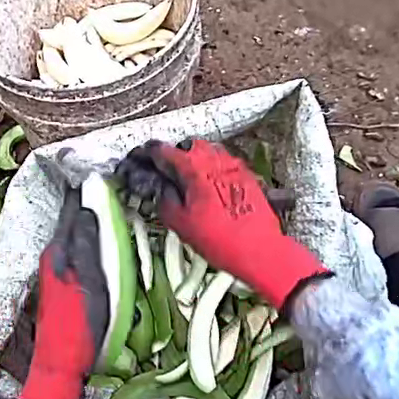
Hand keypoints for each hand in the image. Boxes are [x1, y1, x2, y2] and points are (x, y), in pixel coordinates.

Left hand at [11, 187, 112, 398]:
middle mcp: (51, 255)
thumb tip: (86, 206)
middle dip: (84, 200)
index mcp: (59, 250)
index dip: (84, 189)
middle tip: (105, 182)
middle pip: (69, 219)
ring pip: (70, 233)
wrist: (57, 364)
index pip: (71, 209)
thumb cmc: (80, 324)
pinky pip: (71, 248)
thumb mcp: (92, 283)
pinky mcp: (56, 281)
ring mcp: (51, 269)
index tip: (99, 170)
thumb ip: (88, 244)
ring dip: (84, 218)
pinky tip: (96, 237)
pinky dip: (82, 236)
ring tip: (104, 203)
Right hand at [115, 139, 328, 308]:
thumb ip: (164, 198)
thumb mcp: (179, 222)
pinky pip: (222, 164)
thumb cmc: (217, 238)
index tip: (138, 158)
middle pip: (187, 146)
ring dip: (192, 160)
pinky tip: (206, 186)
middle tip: (161, 170)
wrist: (261, 251)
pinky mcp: (247, 176)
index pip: (163, 151)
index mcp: (194, 167)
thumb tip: (160, 187)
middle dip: (172, 154)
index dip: (146, 154)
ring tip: (184, 178)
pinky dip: (209, 169)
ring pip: (206, 152)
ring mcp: (233, 165)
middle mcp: (214, 159)